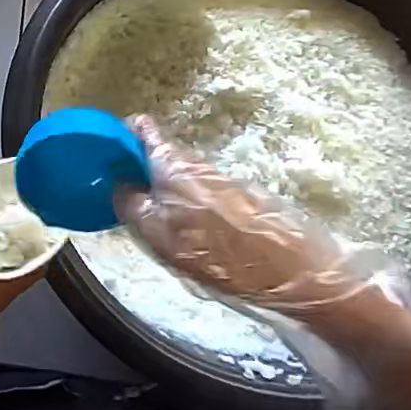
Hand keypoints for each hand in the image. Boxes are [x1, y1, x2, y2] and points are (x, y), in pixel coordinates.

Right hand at [116, 116, 410, 409]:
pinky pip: (203, 194)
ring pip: (182, 176)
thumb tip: (117, 185)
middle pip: (159, 155)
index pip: (142, 128)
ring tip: (159, 227)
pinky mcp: (245, 203)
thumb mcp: (163, 238)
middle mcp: (201, 166)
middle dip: (139, 172)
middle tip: (126, 202)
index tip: (106, 155)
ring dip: (165, 192)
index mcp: (177, 166)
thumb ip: (133, 207)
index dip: (121, 136)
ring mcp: (226, 182)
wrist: (304, 280)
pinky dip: (189, 207)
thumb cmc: (226, 259)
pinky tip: (194, 239)